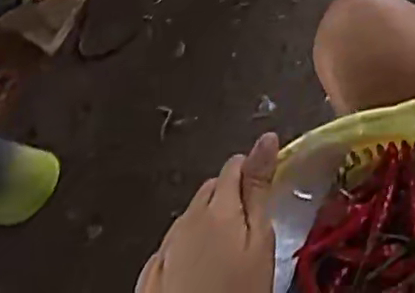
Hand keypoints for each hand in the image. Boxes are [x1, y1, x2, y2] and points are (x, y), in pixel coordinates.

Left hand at [137, 133, 279, 292]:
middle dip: (231, 197)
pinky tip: (200, 273)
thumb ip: (260, 188)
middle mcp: (184, 221)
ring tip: (227, 254)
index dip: (253, 173)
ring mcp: (162, 252)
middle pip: (211, 190)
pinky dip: (188, 250)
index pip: (235, 165)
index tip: (266, 195)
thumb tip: (267, 136)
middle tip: (251, 228)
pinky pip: (172, 248)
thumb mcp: (260, 243)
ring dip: (209, 223)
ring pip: (190, 218)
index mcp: (216, 206)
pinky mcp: (147, 281)